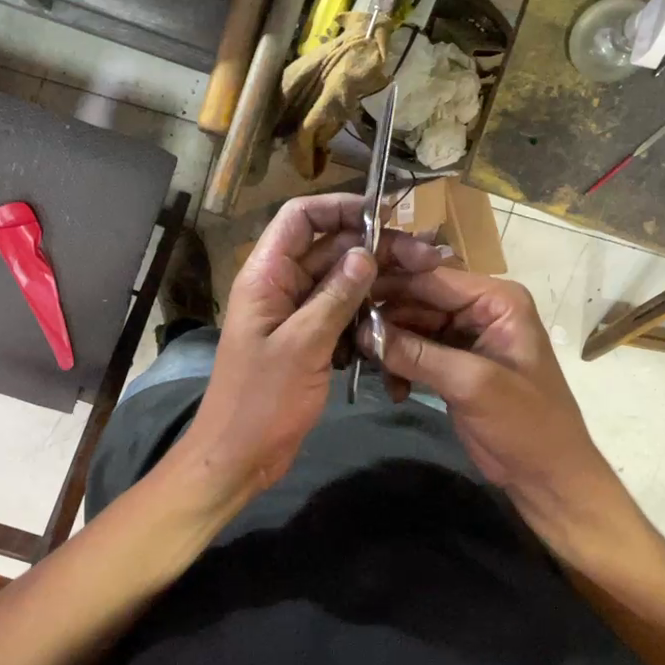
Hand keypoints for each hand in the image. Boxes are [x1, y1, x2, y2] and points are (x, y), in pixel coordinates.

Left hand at [170, 193, 440, 502]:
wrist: (239, 456)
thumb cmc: (261, 401)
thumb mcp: (302, 345)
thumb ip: (335, 297)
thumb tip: (365, 253)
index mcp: (265, 277)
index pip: (299, 218)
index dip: (340, 207)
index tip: (386, 215)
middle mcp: (278, 288)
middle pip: (327, 247)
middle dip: (373, 247)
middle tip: (426, 256)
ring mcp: (292, 316)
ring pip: (338, 282)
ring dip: (375, 282)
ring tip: (422, 282)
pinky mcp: (306, 342)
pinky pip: (339, 314)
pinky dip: (364, 314)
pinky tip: (395, 320)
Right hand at [371, 268, 615, 534]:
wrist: (546, 474)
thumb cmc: (525, 423)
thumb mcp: (472, 384)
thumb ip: (418, 354)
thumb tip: (364, 332)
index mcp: (496, 300)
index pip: (432, 279)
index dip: (389, 285)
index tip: (345, 296)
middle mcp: (480, 311)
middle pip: (417, 301)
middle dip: (385, 321)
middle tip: (349, 340)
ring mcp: (465, 338)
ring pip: (410, 328)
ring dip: (389, 349)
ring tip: (369, 368)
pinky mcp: (453, 365)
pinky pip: (414, 353)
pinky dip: (399, 368)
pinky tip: (395, 391)